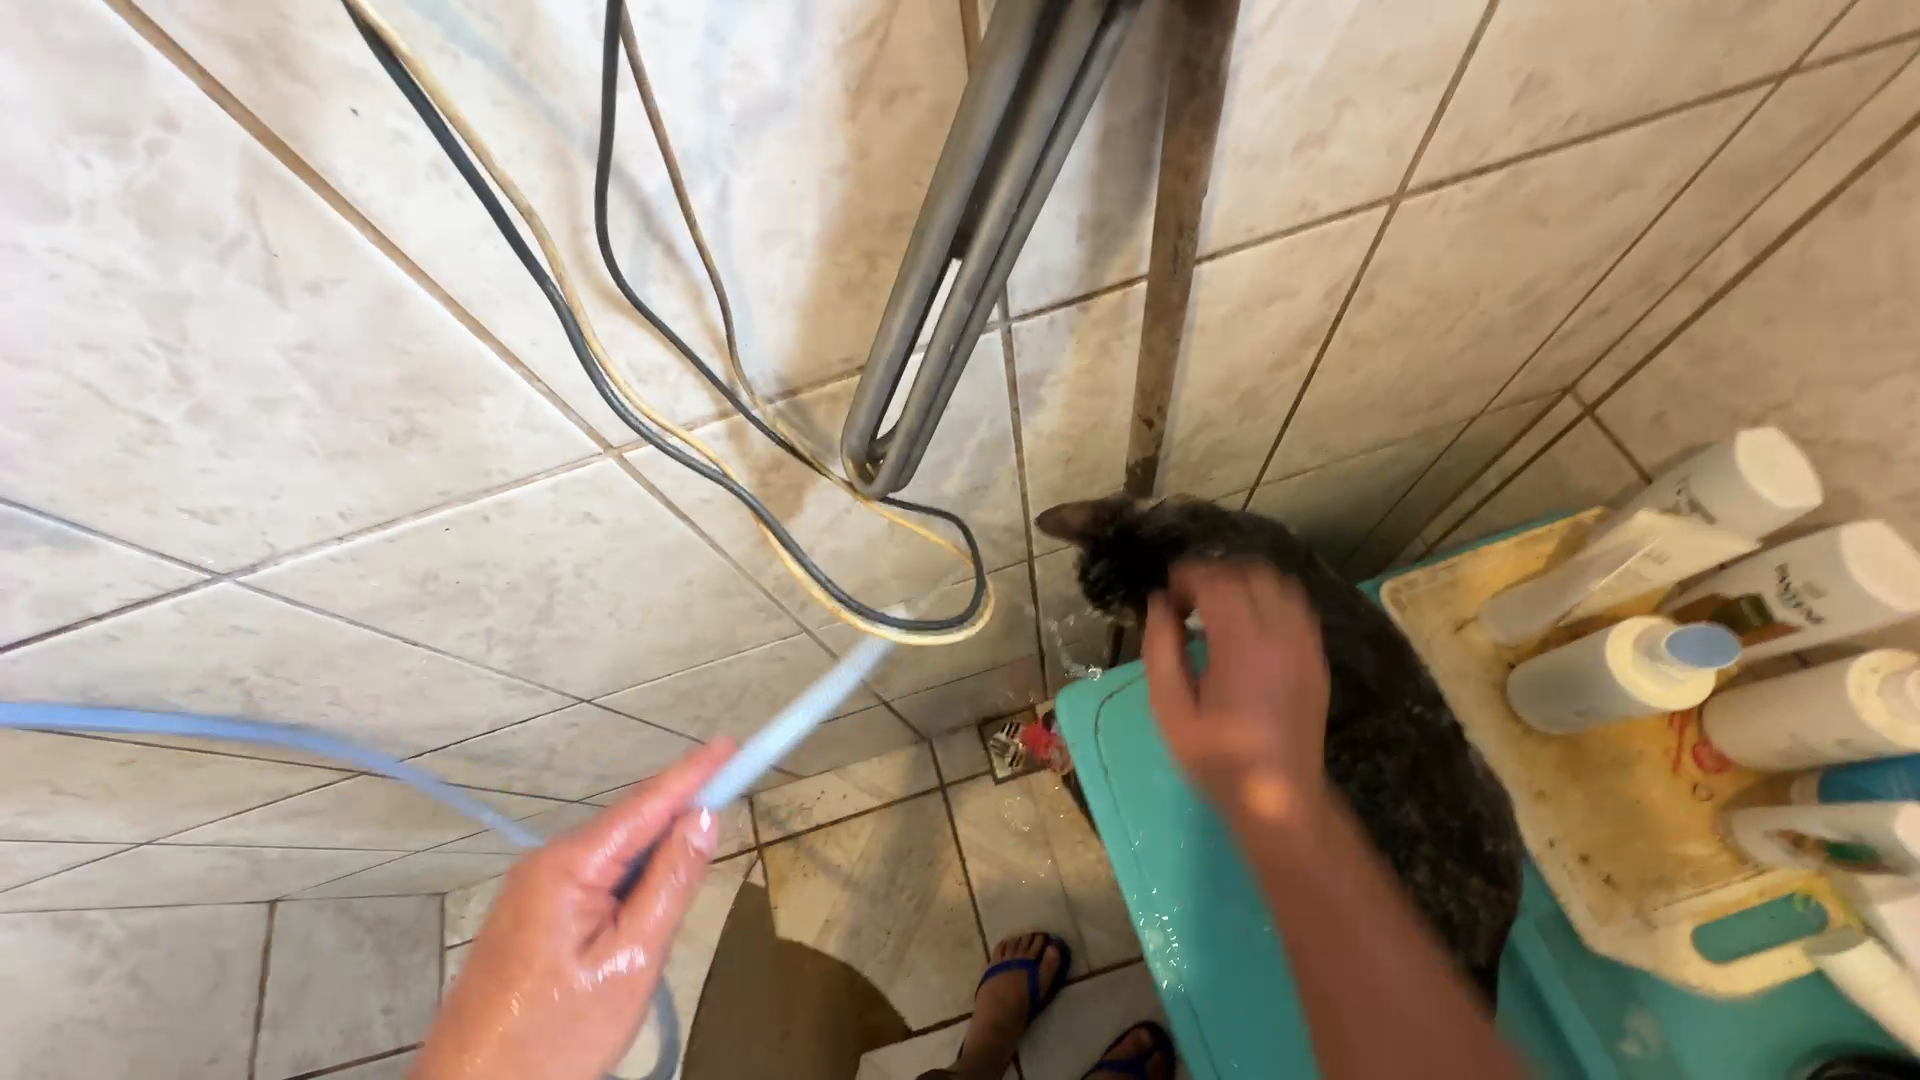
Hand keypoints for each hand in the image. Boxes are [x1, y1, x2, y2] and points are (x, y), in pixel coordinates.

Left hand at [413, 740, 734, 1079]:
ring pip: (615, 851)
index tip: (734, 743)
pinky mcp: (531, 914)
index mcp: (570, 867)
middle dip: (681, 804)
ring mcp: (534, 888)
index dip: (695, 772)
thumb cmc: (555, 1039)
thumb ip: (670, 883)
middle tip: (732, 786)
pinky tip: (653, 886)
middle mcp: (547, 863)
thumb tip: (704, 816)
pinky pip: (596, 875)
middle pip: (631, 822)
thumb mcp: (630, 961)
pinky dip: (634, 870)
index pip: (648, 804)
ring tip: (701, 841)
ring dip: (659, 842)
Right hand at [1143, 561, 1331, 823]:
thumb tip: (1159, 604)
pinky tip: (1249, 621)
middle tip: (1189, 598)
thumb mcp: (1169, 707)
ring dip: (1244, 582)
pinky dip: (1270, 598)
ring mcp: (1305, 644)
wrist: (1277, 794)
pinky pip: (1297, 606)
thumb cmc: (1215, 755)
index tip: (1169, 597)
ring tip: (1217, 605)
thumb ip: (1161, 647)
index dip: (1187, 577)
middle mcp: (1280, 634)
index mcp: (1241, 644)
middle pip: (1251, 572)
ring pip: (1278, 583)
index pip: (1216, 581)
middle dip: (1215, 574)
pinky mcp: (1316, 656)